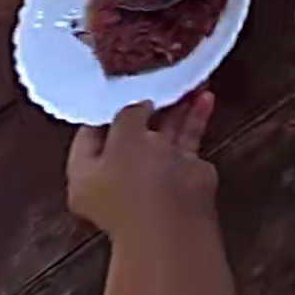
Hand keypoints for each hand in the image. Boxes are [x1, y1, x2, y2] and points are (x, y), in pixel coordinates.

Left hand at [67, 91, 218, 245]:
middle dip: (148, 104)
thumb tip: (139, 104)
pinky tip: (206, 95)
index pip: (91, 134)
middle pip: (131, 131)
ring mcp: (152, 171)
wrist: (174, 217)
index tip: (124, 82)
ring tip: (188, 79)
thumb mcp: (123, 142)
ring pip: (162, 131)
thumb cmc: (136, 181)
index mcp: (88, 173)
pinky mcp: (182, 168)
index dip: (106, 107)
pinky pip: (186, 137)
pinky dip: (195, 116)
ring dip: (176, 106)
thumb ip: (127, 116)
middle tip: (161, 76)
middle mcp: (118, 172)